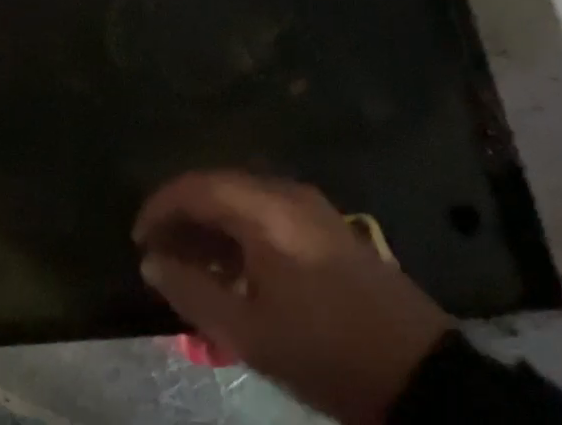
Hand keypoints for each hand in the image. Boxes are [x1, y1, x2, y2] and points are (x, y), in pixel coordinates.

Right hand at [133, 172, 454, 424]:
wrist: (423, 375)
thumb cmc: (324, 349)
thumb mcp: (247, 331)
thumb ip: (190, 291)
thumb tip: (151, 261)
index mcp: (264, 210)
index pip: (193, 188)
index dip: (158, 209)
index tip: (138, 239)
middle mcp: (287, 195)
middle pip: (218, 188)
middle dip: (182, 217)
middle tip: (160, 252)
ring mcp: (314, 210)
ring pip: (243, 202)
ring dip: (212, 227)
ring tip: (192, 266)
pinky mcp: (330, 229)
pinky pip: (269, 215)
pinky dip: (240, 235)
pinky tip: (234, 271)